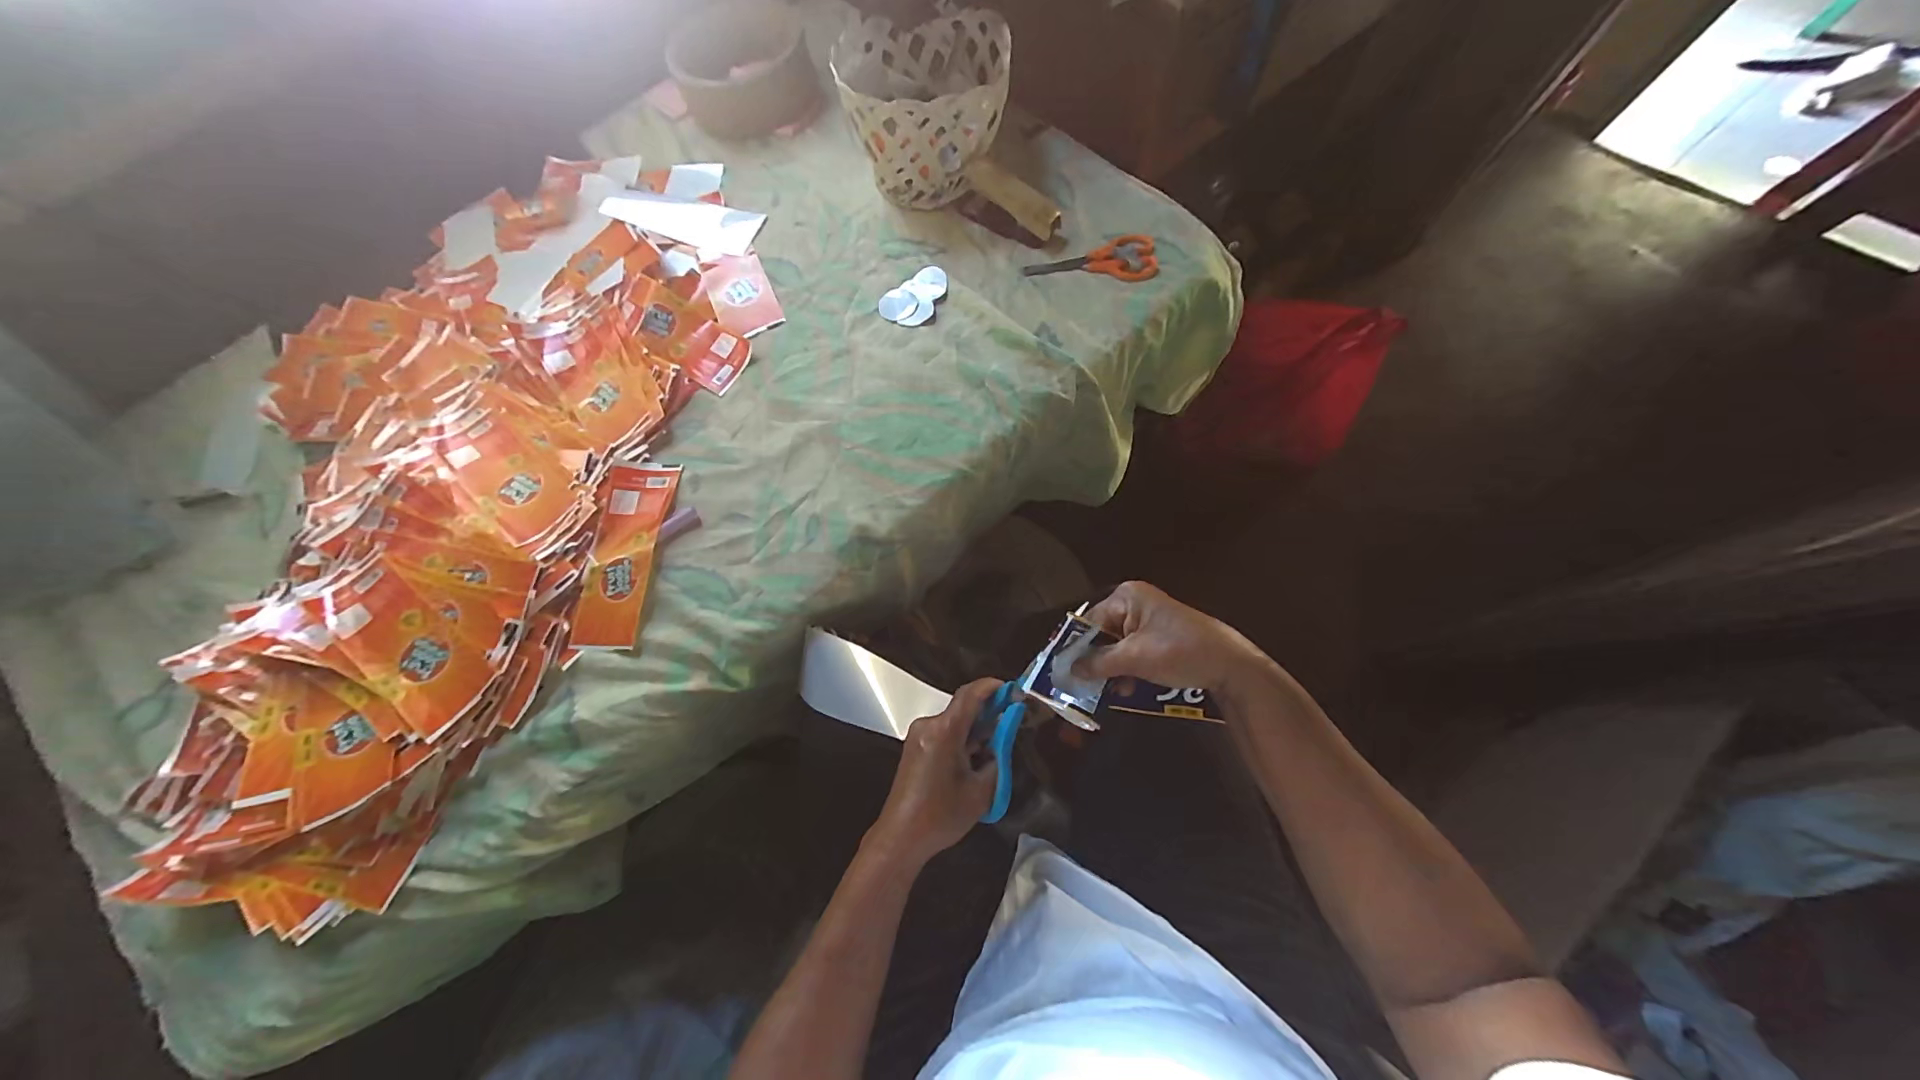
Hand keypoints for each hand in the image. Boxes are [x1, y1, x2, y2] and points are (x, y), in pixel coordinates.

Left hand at [867, 678, 1000, 866]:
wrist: (901, 837)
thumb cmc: (942, 815)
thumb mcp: (982, 790)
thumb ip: (997, 758)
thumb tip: (1002, 742)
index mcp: (945, 730)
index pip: (971, 694)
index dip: (994, 688)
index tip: (1013, 691)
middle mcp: (928, 725)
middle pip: (963, 708)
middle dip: (988, 714)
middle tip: (1010, 727)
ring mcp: (918, 736)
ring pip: (954, 723)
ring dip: (974, 731)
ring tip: (994, 751)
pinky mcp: (914, 748)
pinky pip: (943, 733)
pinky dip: (961, 740)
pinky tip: (973, 760)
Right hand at [1078, 581, 1274, 696]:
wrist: (1232, 666)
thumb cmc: (1181, 652)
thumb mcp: (1135, 658)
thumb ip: (1098, 663)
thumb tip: (1068, 670)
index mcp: (1128, 597)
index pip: (1088, 621)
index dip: (1074, 646)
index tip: (1059, 670)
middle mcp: (1135, 603)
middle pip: (1101, 633)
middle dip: (1093, 661)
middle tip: (1079, 685)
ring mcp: (1148, 620)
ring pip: (1115, 646)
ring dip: (1110, 670)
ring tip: (1105, 691)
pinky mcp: (1158, 638)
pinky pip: (1131, 652)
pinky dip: (1126, 670)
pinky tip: (1126, 689)